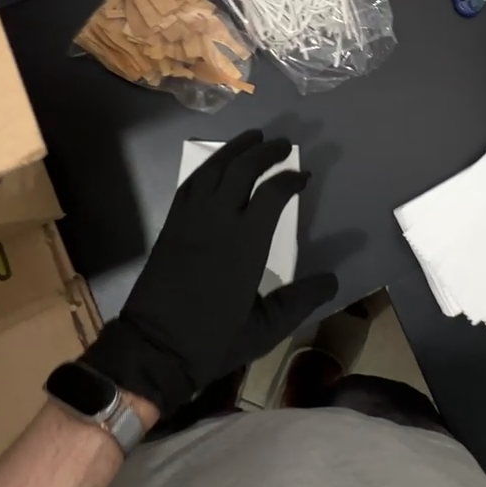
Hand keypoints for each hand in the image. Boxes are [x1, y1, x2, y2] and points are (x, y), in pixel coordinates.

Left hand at [81, 130, 337, 415]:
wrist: (153, 349)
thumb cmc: (212, 340)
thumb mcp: (265, 328)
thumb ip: (301, 300)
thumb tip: (333, 279)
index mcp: (245, 243)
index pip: (273, 194)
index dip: (291, 179)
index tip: (304, 177)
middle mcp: (218, 221)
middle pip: (243, 170)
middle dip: (266, 152)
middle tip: (283, 144)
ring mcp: (190, 219)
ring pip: (214, 170)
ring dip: (236, 149)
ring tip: (254, 137)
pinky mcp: (171, 225)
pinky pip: (191, 184)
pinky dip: (208, 167)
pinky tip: (217, 163)